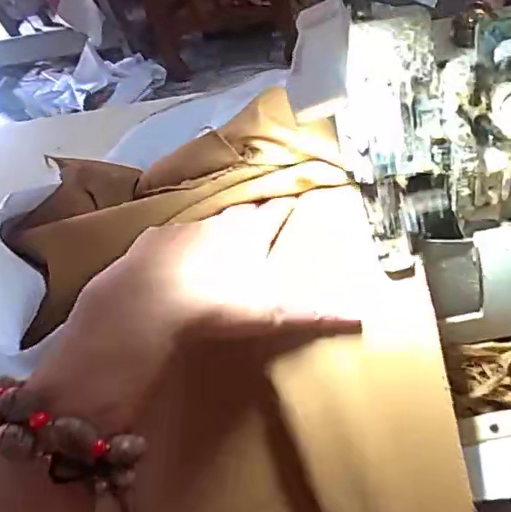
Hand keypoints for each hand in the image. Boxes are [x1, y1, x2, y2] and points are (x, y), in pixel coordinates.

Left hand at [24, 199, 357, 431]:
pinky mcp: (150, 239)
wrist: (147, 306)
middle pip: (242, 209)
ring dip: (215, 222)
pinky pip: (169, 232)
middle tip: (262, 208)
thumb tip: (363, 319)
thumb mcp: (271, 315)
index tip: (296, 192)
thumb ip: (315, 315)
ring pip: (205, 218)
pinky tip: (174, 249)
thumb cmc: (217, 306)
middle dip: (253, 208)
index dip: (286, 202)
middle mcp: (218, 223)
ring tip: (222, 229)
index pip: (275, 211)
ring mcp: (181, 228)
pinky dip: (176, 238)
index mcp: (249, 235)